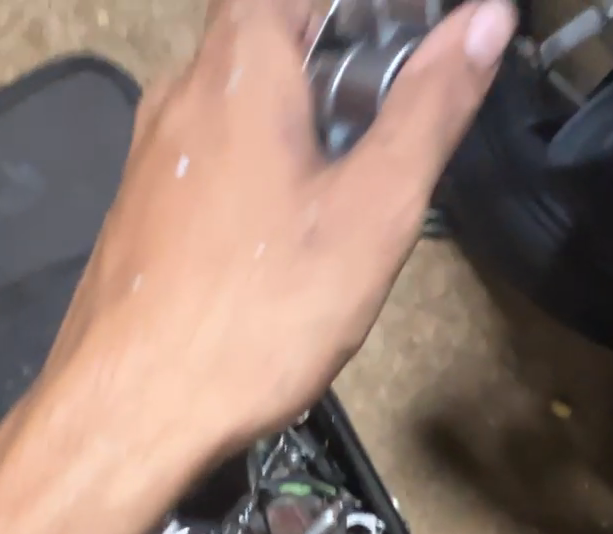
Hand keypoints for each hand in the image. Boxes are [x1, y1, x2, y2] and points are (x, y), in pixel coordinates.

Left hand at [36, 0, 516, 469]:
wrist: (129, 415)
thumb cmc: (255, 317)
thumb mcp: (370, 215)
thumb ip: (428, 112)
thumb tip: (483, 23)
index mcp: (238, 66)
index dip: (358, 13)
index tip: (401, 64)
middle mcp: (176, 97)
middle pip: (265, 46)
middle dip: (331, 82)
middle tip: (377, 151)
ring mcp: (143, 163)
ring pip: (232, 118)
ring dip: (290, 142)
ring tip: (330, 214)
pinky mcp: (133, 223)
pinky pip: (201, 175)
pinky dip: (247, 189)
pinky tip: (267, 257)